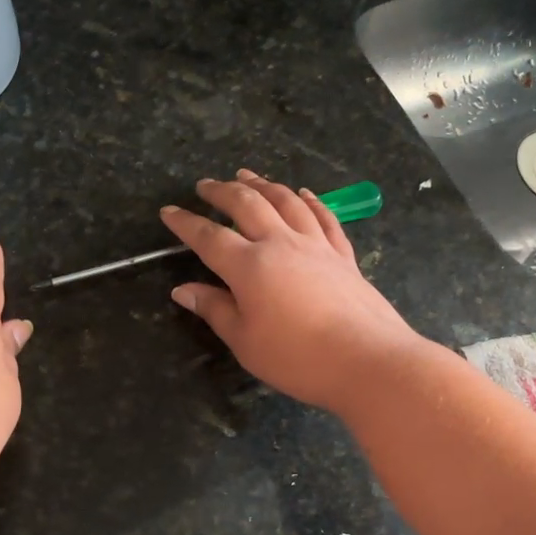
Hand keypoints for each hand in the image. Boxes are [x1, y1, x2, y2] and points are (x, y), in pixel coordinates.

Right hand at [162, 170, 430, 411]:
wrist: (367, 359)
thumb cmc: (297, 358)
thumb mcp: (245, 341)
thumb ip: (215, 310)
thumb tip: (182, 290)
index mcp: (249, 266)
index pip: (209, 237)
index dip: (186, 223)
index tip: (169, 211)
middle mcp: (281, 243)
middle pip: (248, 205)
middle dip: (222, 191)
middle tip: (206, 185)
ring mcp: (316, 245)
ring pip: (286, 202)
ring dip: (263, 184)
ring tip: (248, 175)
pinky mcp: (344, 255)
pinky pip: (324, 217)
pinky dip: (311, 201)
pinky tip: (303, 193)